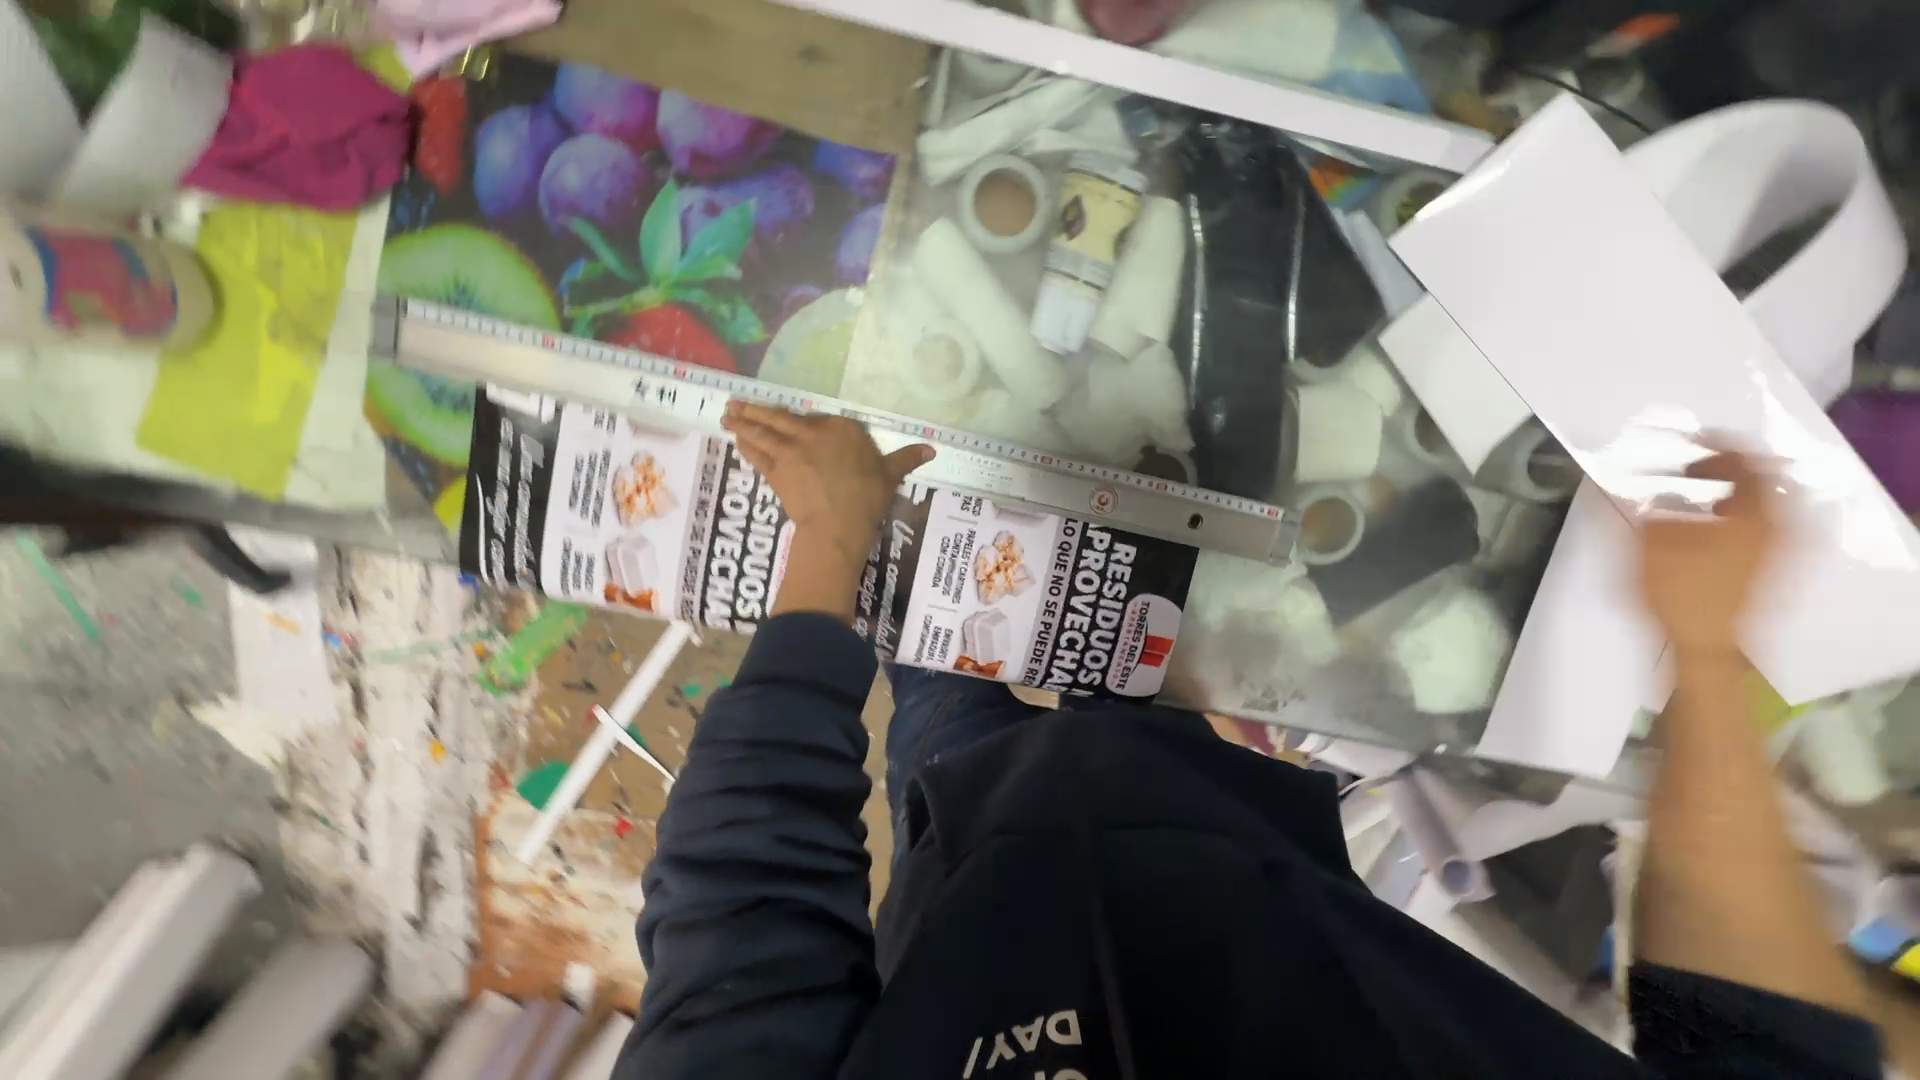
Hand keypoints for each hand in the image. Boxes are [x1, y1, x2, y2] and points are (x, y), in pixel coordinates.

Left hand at [721, 401, 933, 566]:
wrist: (838, 524)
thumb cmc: (867, 499)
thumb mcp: (890, 476)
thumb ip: (905, 458)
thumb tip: (931, 450)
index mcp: (841, 429)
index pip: (816, 419)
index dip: (800, 420)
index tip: (784, 414)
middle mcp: (812, 433)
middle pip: (779, 418)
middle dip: (755, 409)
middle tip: (735, 402)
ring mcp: (790, 450)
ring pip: (761, 431)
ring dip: (742, 422)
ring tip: (726, 413)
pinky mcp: (775, 470)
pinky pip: (756, 453)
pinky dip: (744, 445)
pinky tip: (735, 439)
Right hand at [1638, 449, 1780, 657]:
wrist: (1705, 644)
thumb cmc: (1676, 593)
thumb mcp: (1644, 544)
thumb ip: (1630, 506)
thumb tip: (1606, 480)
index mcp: (1751, 513)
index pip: (1743, 462)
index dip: (1714, 445)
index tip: (1688, 438)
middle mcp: (1777, 524)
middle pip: (1760, 479)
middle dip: (1722, 468)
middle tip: (1688, 467)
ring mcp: (1780, 545)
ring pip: (1763, 501)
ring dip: (1730, 490)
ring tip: (1696, 493)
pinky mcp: (1772, 561)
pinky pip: (1763, 521)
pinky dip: (1737, 511)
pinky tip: (1710, 520)